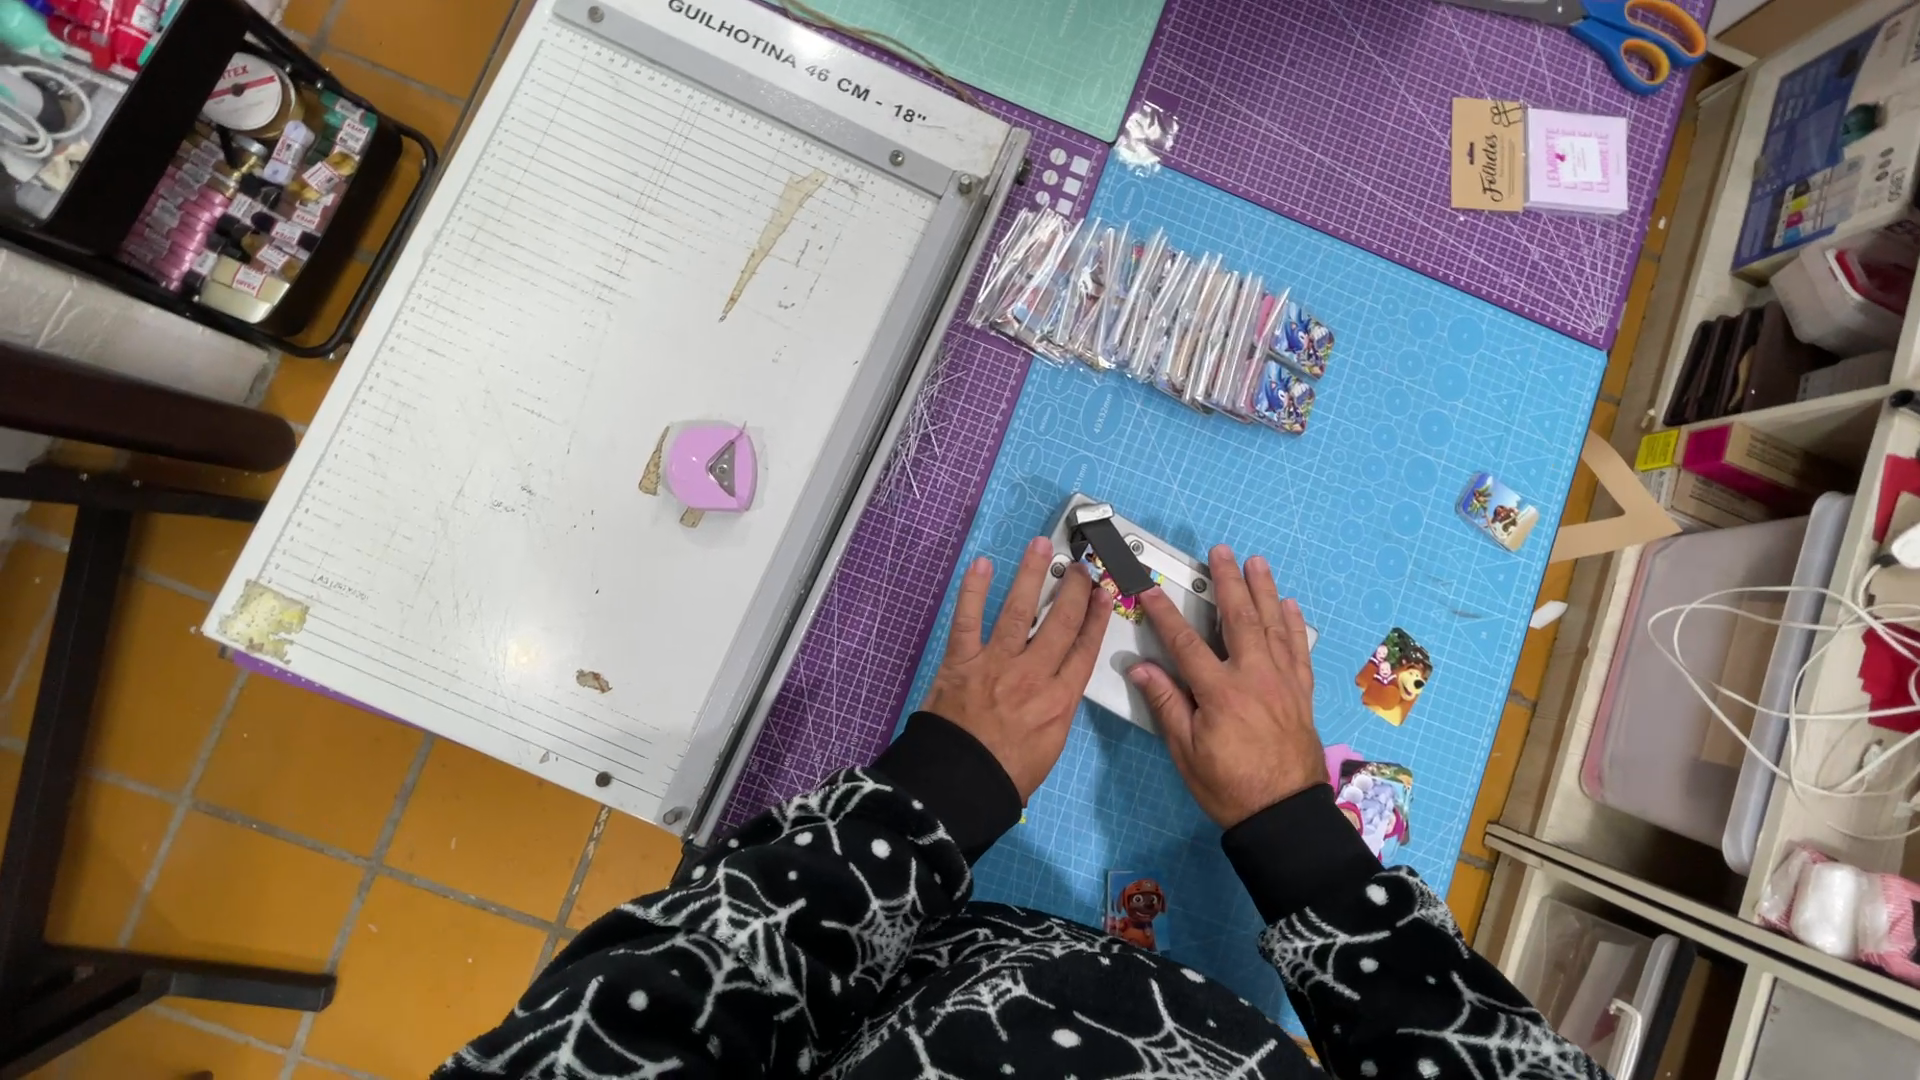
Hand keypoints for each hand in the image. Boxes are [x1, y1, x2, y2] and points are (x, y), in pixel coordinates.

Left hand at [922, 536, 1109, 800]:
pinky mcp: (961, 660)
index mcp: (1059, 700)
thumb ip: (1057, 708)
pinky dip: (973, 590)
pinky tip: (981, 565)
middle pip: (1060, 622)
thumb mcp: (1050, 747)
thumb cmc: (1007, 776)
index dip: (1096, 617)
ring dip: (1031, 574)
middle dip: (1073, 589)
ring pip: (1019, 610)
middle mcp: (1032, 674)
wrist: (958, 786)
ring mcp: (996, 663)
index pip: (1084, 648)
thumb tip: (1059, 681)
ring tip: (1041, 546)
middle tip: (1080, 566)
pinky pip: (968, 619)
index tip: (1104, 593)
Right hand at [1129, 546, 1323, 827]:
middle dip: (1228, 583)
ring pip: (1274, 626)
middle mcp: (1255, 678)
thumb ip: (1166, 704)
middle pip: (1240, 620)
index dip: (1165, 614)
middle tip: (1221, 552)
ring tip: (1257, 563)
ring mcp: (1283, 683)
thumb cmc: (1228, 786)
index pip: (1186, 644)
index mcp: (1221, 693)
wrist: (1285, 816)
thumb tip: (1140, 667)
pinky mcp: (1301, 694)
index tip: (1150, 589)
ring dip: (1264, 591)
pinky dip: (1294, 625)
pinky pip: (1298, 650)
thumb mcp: (1186, 751)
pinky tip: (1290, 606)